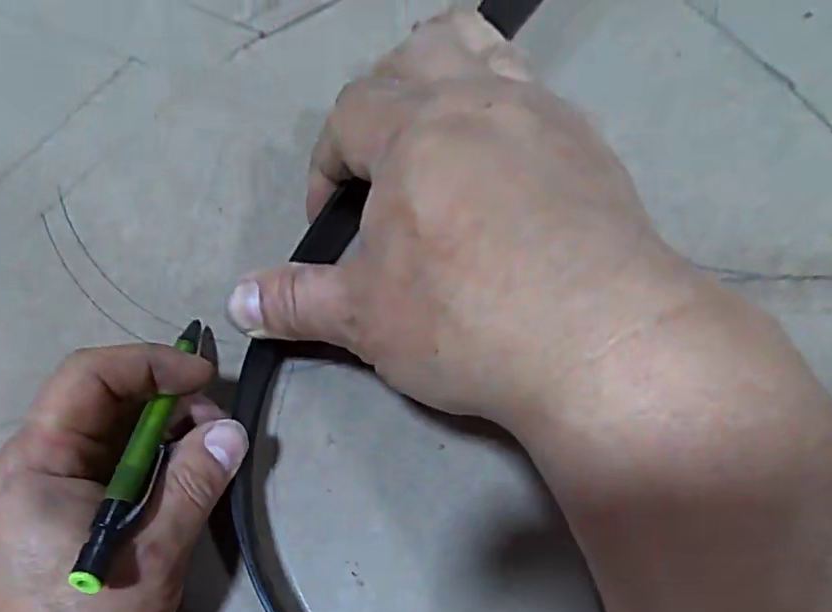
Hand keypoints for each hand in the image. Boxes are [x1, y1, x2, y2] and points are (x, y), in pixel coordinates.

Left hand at [0, 344, 248, 611]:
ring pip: (99, 437)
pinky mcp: (52, 519)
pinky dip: (139, 464)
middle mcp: (25, 469)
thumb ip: (193, 484)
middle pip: (92, 404)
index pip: (86, 378)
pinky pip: (97, 469)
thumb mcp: (155, 551)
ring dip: (152, 434)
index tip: (203, 377)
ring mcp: (35, 496)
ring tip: (200, 452)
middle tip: (212, 424)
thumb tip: (232, 431)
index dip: (147, 363)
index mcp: (31, 464)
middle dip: (157, 401)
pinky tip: (173, 478)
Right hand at [225, 9, 715, 427]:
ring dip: (443, 83)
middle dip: (379, 104)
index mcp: (418, 132)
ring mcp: (546, 116)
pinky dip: (495, 118)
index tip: (328, 226)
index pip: (350, 111)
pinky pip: (530, 96)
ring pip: (484, 52)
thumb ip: (294, 301)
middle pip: (419, 50)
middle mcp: (483, 102)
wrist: (596, 341)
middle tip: (375, 174)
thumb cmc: (461, 321)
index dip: (324, 167)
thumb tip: (235, 301)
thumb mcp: (360, 318)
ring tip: (429, 153)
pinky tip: (492, 183)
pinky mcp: (589, 146)